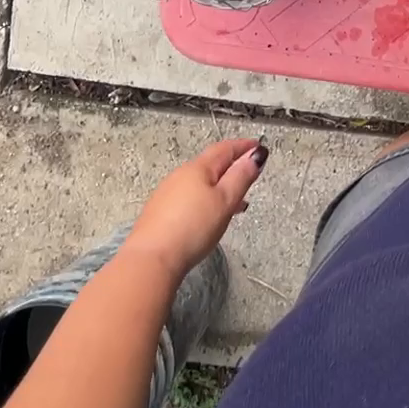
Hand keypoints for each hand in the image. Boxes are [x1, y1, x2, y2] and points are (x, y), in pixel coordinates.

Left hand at [119, 139, 265, 275]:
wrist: (150, 260)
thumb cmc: (193, 227)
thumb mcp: (225, 200)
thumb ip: (242, 176)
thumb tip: (256, 154)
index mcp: (198, 168)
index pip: (224, 149)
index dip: (243, 146)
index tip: (258, 147)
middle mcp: (180, 176)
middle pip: (210, 164)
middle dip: (232, 167)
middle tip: (250, 172)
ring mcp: (167, 195)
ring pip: (200, 183)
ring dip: (219, 186)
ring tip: (235, 202)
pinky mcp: (159, 214)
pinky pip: (188, 198)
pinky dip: (205, 200)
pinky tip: (209, 216)